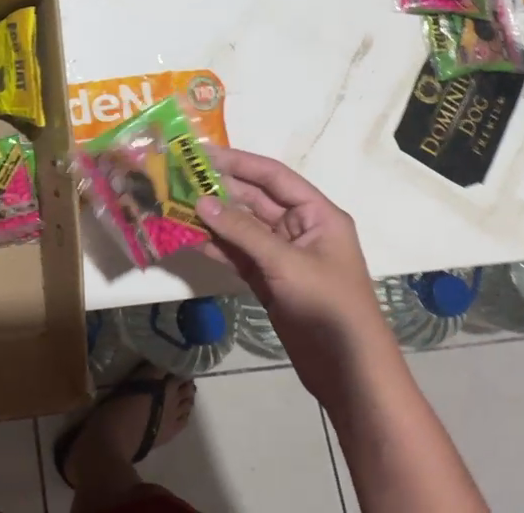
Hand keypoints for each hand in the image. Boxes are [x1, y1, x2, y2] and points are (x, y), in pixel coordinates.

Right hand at [196, 147, 393, 401]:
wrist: (349, 371)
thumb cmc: (328, 306)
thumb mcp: (286, 264)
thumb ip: (242, 231)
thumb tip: (201, 201)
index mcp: (317, 214)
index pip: (273, 176)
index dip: (238, 162)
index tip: (200, 153)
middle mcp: (299, 228)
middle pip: (253, 199)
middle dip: (218, 189)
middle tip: (178, 178)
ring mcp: (282, 255)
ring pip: (241, 227)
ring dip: (212, 218)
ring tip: (174, 204)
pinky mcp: (268, 279)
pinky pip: (237, 254)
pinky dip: (215, 246)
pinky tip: (188, 238)